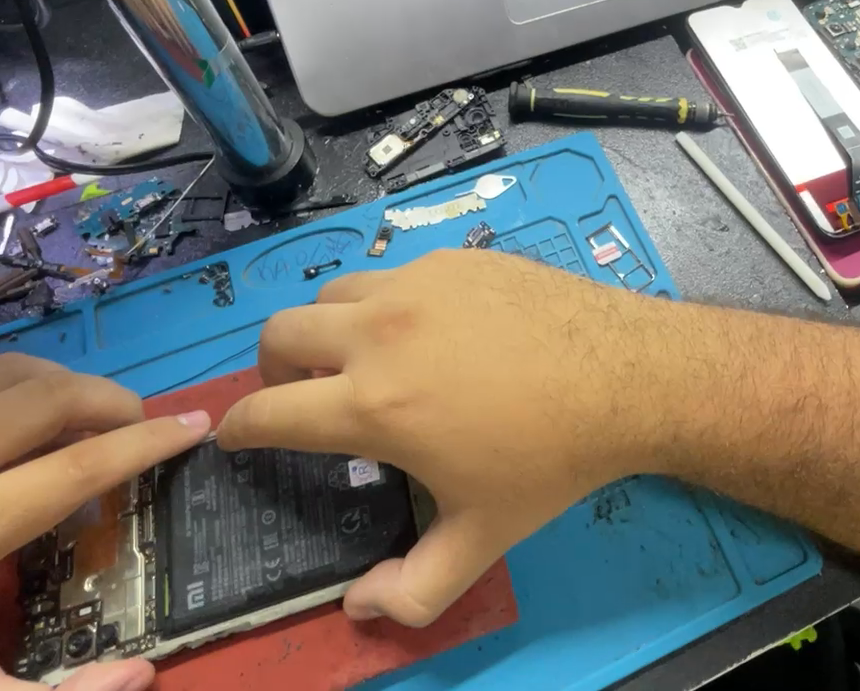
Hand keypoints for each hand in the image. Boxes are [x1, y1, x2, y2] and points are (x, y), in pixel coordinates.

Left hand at [0, 354, 210, 690]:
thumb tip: (146, 676)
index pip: (80, 466)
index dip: (150, 443)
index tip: (197, 425)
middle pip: (47, 398)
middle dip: (113, 401)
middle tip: (138, 429)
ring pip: (1, 375)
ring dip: (60, 386)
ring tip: (80, 422)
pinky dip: (2, 387)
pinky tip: (10, 422)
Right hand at [218, 250, 659, 627]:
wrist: (623, 374)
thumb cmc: (549, 459)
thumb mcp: (482, 540)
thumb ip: (412, 590)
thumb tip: (356, 604)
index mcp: (373, 403)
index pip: (265, 411)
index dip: (237, 429)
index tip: (238, 436)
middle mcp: (380, 331)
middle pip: (278, 332)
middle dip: (273, 369)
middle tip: (303, 394)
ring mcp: (418, 283)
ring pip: (333, 294)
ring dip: (328, 328)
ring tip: (364, 356)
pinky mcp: (453, 257)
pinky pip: (393, 272)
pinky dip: (387, 301)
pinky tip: (431, 328)